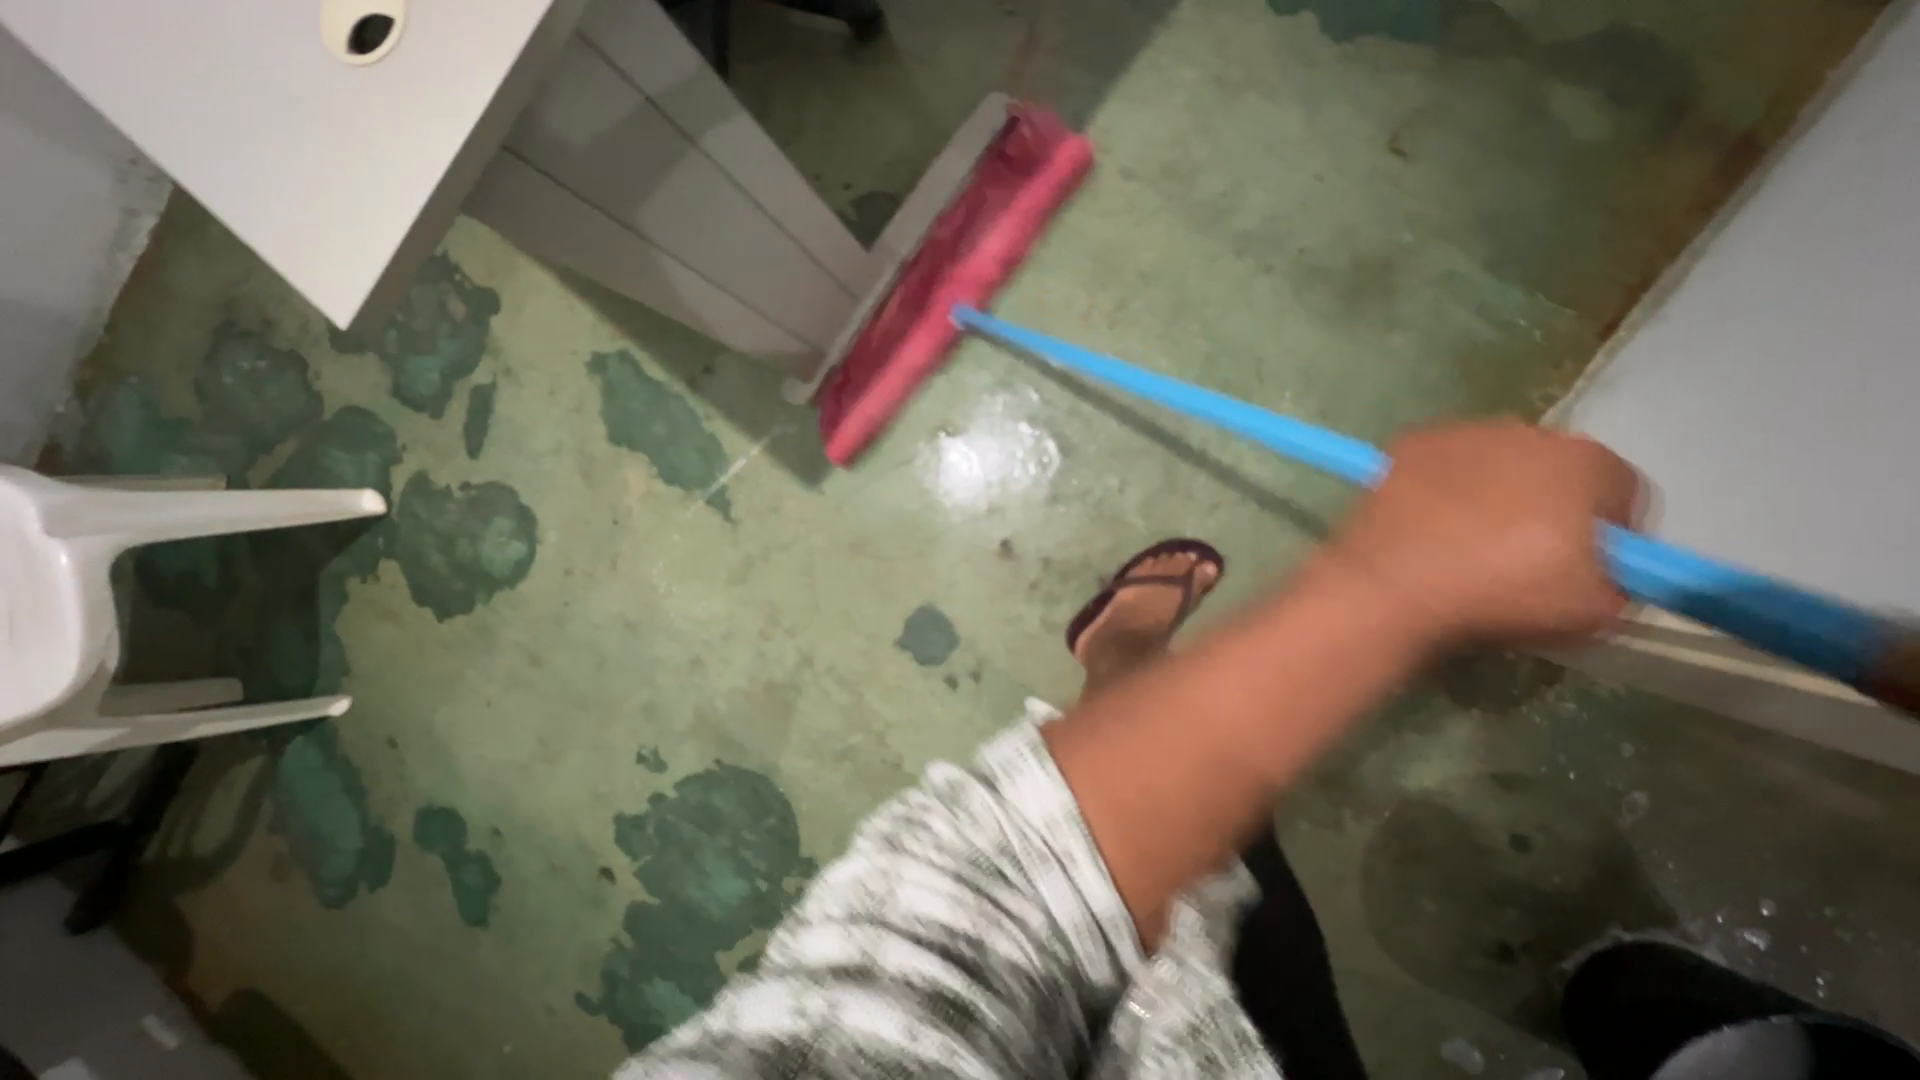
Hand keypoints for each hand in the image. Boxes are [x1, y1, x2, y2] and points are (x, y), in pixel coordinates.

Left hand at [1327, 421, 1641, 649]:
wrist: (1396, 585)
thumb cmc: (1505, 594)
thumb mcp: (1597, 610)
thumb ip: (1617, 580)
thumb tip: (1604, 573)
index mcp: (1587, 461)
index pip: (1619, 491)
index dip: (1609, 531)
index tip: (1587, 566)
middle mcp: (1526, 431)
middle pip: (1553, 470)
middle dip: (1548, 506)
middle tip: (1523, 556)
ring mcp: (1460, 434)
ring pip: (1493, 464)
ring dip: (1491, 493)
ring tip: (1467, 542)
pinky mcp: (1406, 446)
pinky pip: (1439, 468)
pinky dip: (1439, 489)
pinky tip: (1428, 526)